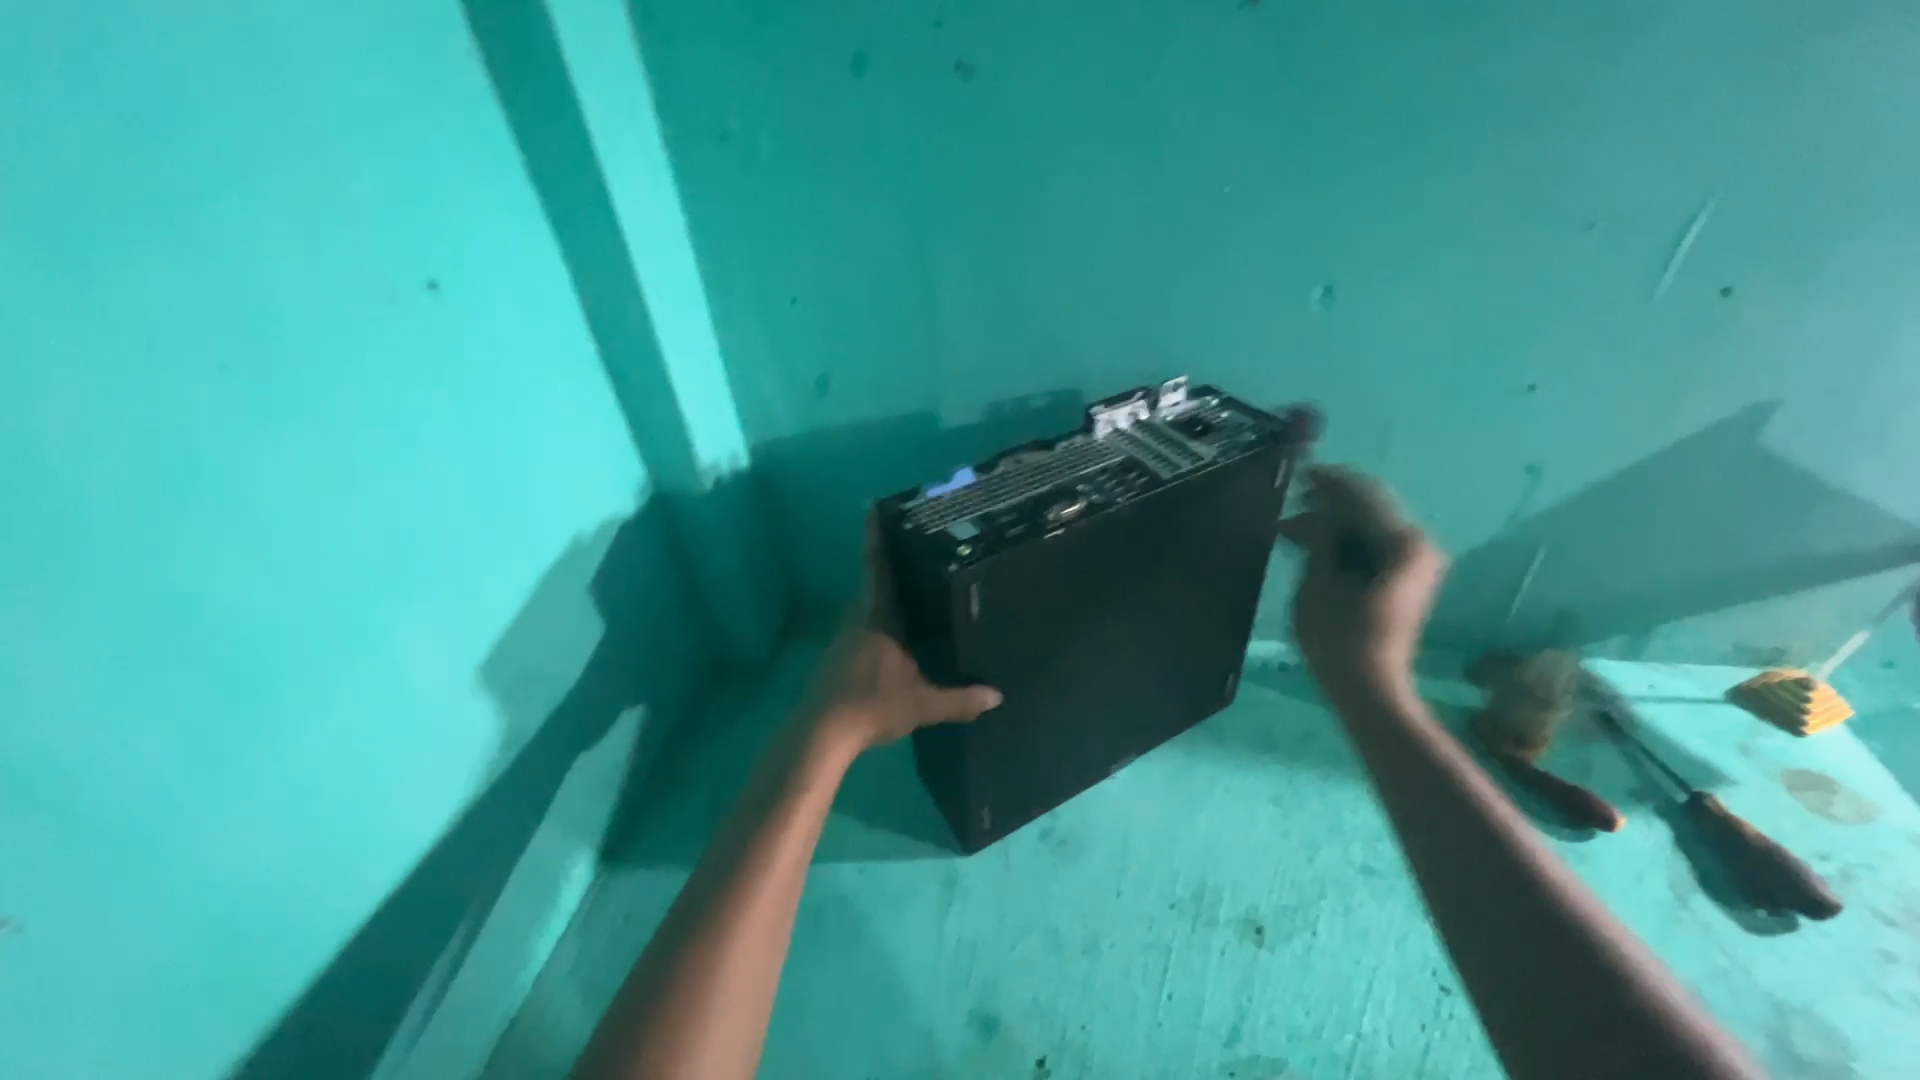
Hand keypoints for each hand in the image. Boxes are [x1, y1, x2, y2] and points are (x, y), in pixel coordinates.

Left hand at [804, 516, 1002, 751]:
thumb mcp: (922, 704)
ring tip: (914, 586)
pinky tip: (897, 632)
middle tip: (916, 545)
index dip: (876, 537)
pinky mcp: (838, 657)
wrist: (822, 733)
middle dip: (890, 563)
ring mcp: (845, 638)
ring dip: (885, 593)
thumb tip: (997, 696)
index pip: (878, 567)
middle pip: (874, 582)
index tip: (875, 507)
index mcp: (879, 617)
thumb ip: (959, 700)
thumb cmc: (872, 705)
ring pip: (868, 606)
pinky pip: (863, 626)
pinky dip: (880, 620)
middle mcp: (859, 619)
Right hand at [1277, 466, 1447, 687]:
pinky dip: (1347, 538)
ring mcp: (1417, 563)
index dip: (1328, 482)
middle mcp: (1418, 545)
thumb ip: (1320, 538)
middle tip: (1294, 496)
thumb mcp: (1320, 582)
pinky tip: (1317, 542)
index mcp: (1402, 543)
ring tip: (1295, 524)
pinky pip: (1375, 544)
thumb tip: (1313, 513)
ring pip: (1372, 525)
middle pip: (1371, 507)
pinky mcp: (1408, 579)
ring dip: (1335, 520)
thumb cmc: (1339, 637)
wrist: (1369, 687)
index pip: (1361, 496)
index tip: (1299, 472)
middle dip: (1331, 500)